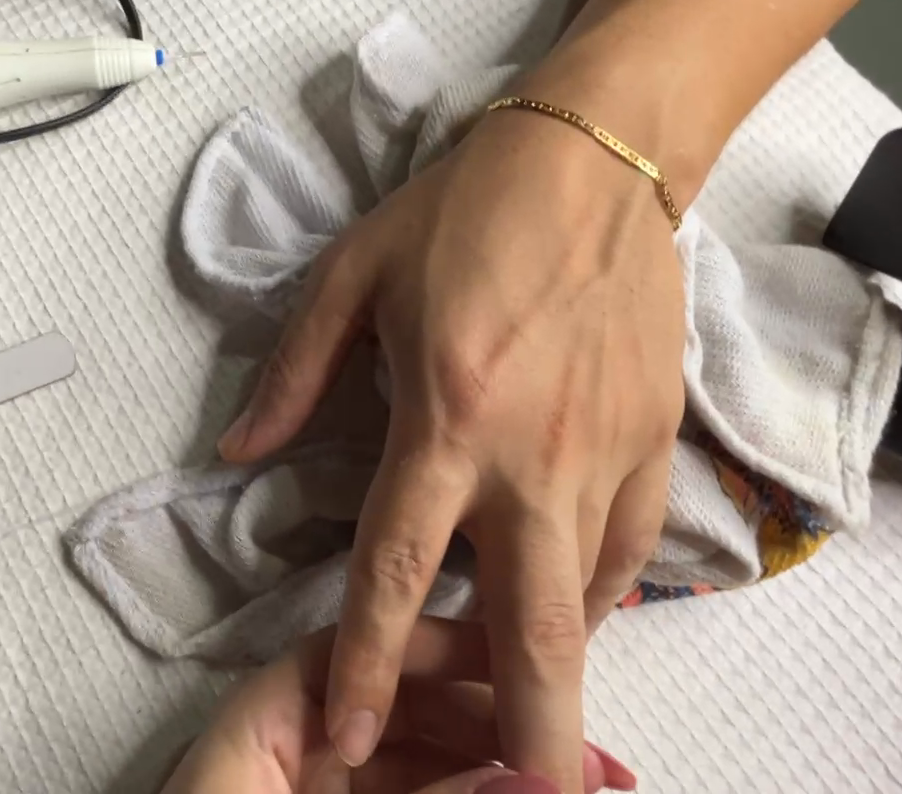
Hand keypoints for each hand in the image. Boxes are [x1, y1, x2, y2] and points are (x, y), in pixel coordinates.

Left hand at [217, 90, 685, 791]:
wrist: (592, 164)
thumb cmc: (459, 215)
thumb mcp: (354, 275)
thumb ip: (295, 373)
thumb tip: (238, 450)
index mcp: (446, 416)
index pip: (399, 567)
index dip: (369, 663)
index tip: (351, 739)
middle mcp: (534, 457)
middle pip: (530, 628)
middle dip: (524, 734)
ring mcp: (610, 453)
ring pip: (590, 598)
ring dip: (555, 659)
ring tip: (518, 700)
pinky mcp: (663, 438)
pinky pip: (635, 546)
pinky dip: (599, 587)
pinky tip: (571, 593)